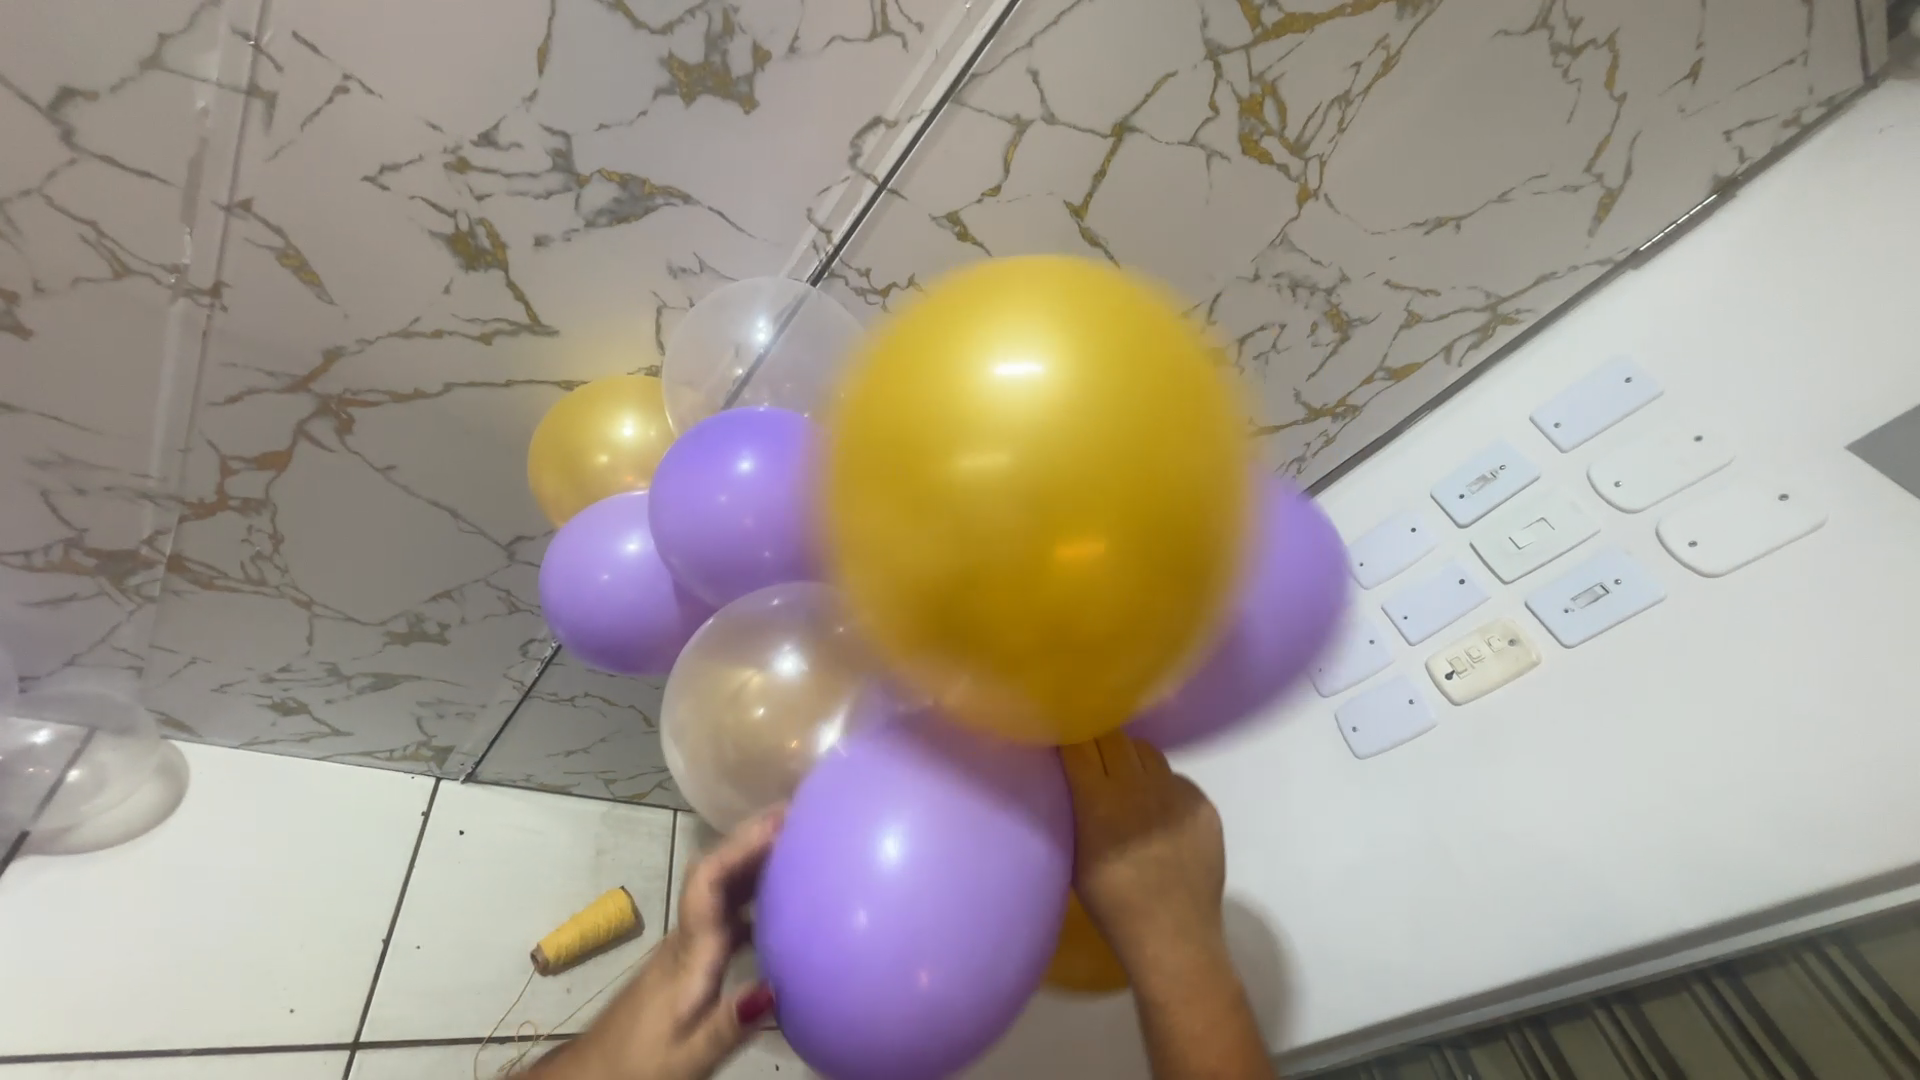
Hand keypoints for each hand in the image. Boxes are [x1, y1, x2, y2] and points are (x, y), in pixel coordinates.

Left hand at [532, 809, 782, 1079]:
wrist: (593, 1078)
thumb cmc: (637, 1067)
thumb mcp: (686, 1059)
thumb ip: (727, 1026)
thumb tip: (774, 986)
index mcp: (690, 951)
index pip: (709, 880)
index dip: (742, 845)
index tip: (780, 822)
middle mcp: (690, 933)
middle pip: (717, 868)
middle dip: (754, 835)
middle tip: (800, 813)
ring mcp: (691, 941)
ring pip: (722, 884)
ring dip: (755, 856)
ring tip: (797, 838)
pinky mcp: (694, 954)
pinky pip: (728, 906)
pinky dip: (754, 889)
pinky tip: (783, 896)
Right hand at [1062, 734, 1225, 976]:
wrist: (1174, 937)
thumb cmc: (1111, 903)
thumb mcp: (1074, 854)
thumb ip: (1071, 808)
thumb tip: (1068, 775)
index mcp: (1097, 800)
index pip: (1077, 744)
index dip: (1069, 740)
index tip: (1063, 745)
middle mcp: (1137, 786)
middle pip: (1112, 737)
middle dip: (1098, 744)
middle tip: (1093, 762)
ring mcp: (1175, 792)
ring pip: (1146, 751)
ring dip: (1131, 760)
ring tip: (1128, 785)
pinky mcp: (1203, 804)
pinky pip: (1175, 778)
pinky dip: (1162, 787)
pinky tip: (1159, 816)